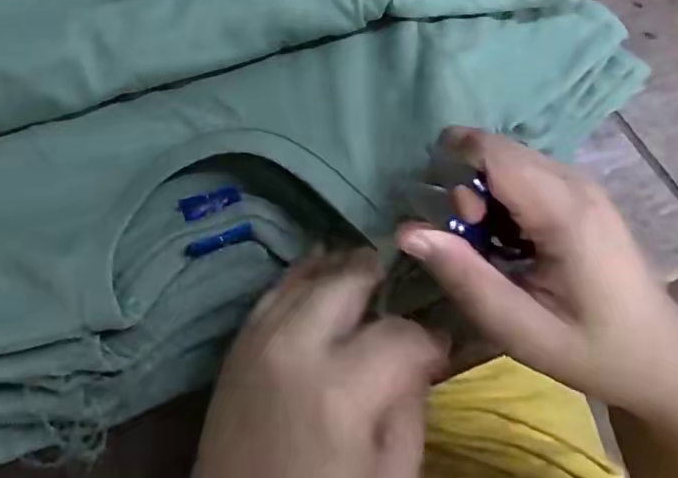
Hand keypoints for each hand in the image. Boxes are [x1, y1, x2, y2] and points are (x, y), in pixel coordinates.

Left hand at [193, 249, 449, 477]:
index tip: (440, 344)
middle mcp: (297, 347)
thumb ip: (408, 412)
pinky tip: (319, 270)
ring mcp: (260, 338)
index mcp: (341, 391)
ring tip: (366, 265)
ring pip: (306, 276)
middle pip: (346, 283)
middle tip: (400, 281)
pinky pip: (273, 291)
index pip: (399, 335)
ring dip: (338, 267)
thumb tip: (419, 359)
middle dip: (379, 277)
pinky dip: (301, 276)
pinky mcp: (237, 342)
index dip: (427, 337)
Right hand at [395, 128, 677, 420]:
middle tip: (474, 237)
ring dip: (482, 187)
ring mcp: (579, 180)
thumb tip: (407, 232)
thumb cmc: (595, 351)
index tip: (459, 220)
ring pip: (505, 154)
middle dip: (466, 181)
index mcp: (565, 210)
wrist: (667, 363)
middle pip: (494, 147)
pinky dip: (500, 192)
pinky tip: (512, 238)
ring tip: (493, 243)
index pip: (490, 149)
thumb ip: (464, 277)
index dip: (457, 171)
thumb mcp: (523, 330)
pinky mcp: (578, 188)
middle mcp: (573, 180)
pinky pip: (521, 167)